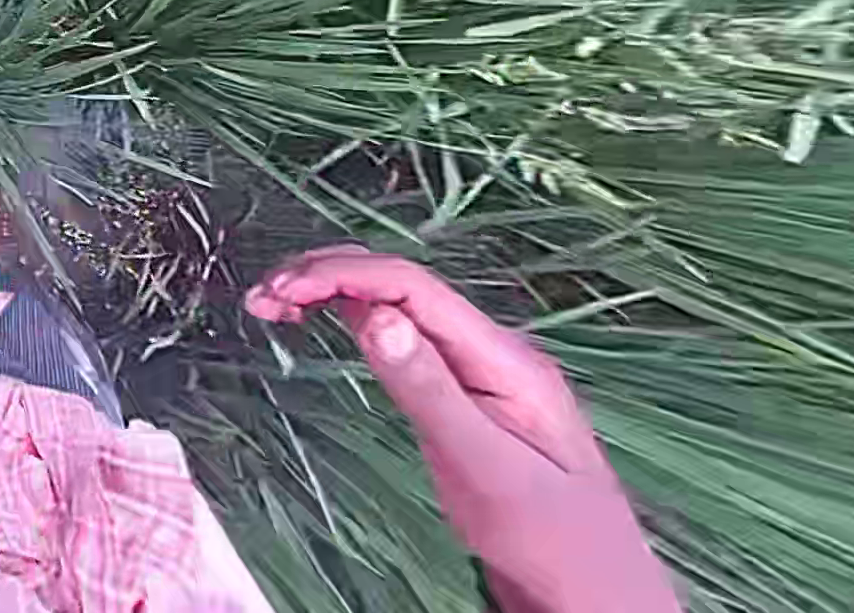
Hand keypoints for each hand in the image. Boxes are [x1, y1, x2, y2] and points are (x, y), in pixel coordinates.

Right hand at [246, 246, 678, 612]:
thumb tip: (374, 315)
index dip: (338, 274)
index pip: (408, 283)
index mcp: (498, 354)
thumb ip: (428, 389)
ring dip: (320, 286)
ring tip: (267, 303)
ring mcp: (460, 353)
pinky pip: (380, 319)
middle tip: (261, 298)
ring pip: (380, 292)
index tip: (281, 293)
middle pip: (389, 277)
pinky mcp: (441, 370)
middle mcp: (478, 339)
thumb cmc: (546, 539)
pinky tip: (303, 316)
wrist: (592, 593)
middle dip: (319, 274)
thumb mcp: (486, 469)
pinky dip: (333, 309)